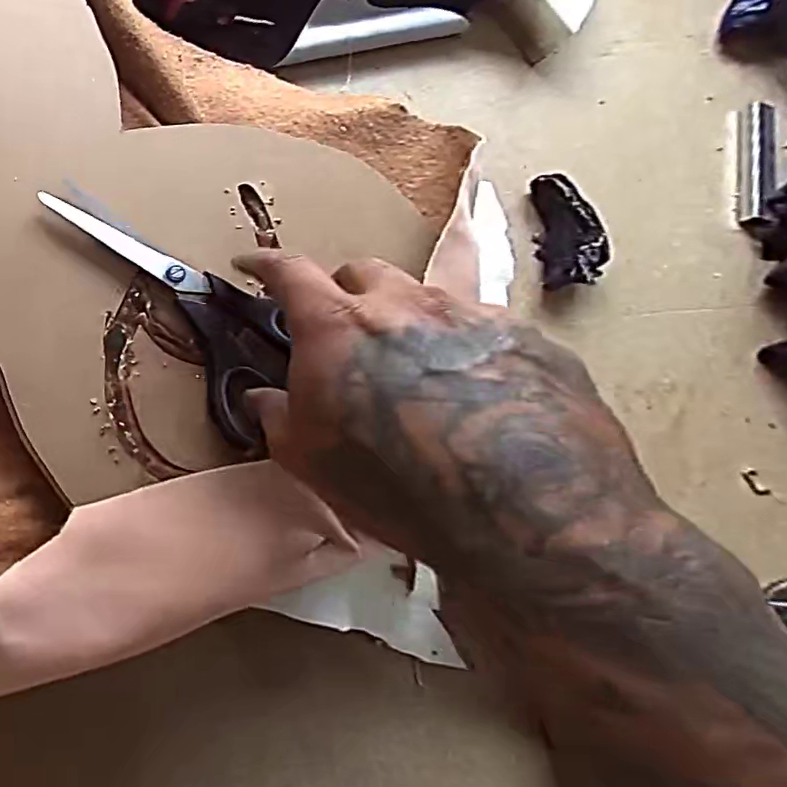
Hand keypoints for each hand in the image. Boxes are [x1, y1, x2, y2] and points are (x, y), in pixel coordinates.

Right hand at [232, 251, 658, 575]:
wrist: (532, 522)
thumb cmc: (394, 485)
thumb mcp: (304, 456)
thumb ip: (275, 414)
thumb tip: (263, 397)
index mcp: (336, 326)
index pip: (289, 271)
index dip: (264, 263)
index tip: (251, 263)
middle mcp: (404, 306)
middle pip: (362, 270)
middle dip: (340, 289)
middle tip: (334, 324)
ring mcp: (475, 319)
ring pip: (425, 292)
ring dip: (401, 314)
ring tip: (403, 355)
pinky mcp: (536, 343)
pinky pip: (482, 326)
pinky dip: (457, 342)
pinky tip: (464, 385)